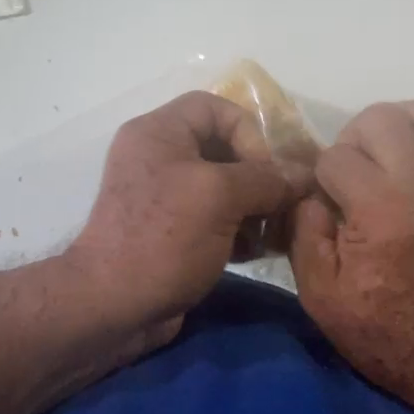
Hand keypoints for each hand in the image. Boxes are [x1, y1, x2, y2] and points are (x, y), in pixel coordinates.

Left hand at [65, 91, 313, 333]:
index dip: (247, 132)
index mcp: (158, 131)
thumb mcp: (219, 197)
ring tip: (272, 234)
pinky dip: (235, 228)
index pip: (213, 107)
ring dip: (251, 205)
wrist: (112, 305)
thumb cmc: (164, 236)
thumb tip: (301, 175)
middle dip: (256, 174)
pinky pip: (210, 215)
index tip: (265, 172)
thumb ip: (264, 179)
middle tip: (280, 206)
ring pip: (219, 185)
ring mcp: (160, 194)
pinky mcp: (167, 230)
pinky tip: (253, 252)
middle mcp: (156, 155)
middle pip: (219, 146)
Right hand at [290, 101, 413, 413]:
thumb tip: (308, 190)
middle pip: (383, 118)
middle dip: (357, 137)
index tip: (327, 201)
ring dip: (408, 122)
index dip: (321, 176)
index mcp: (381, 211)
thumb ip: (302, 233)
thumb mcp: (322, 297)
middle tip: (356, 171)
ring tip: (396, 150)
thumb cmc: (392, 337)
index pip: (335, 156)